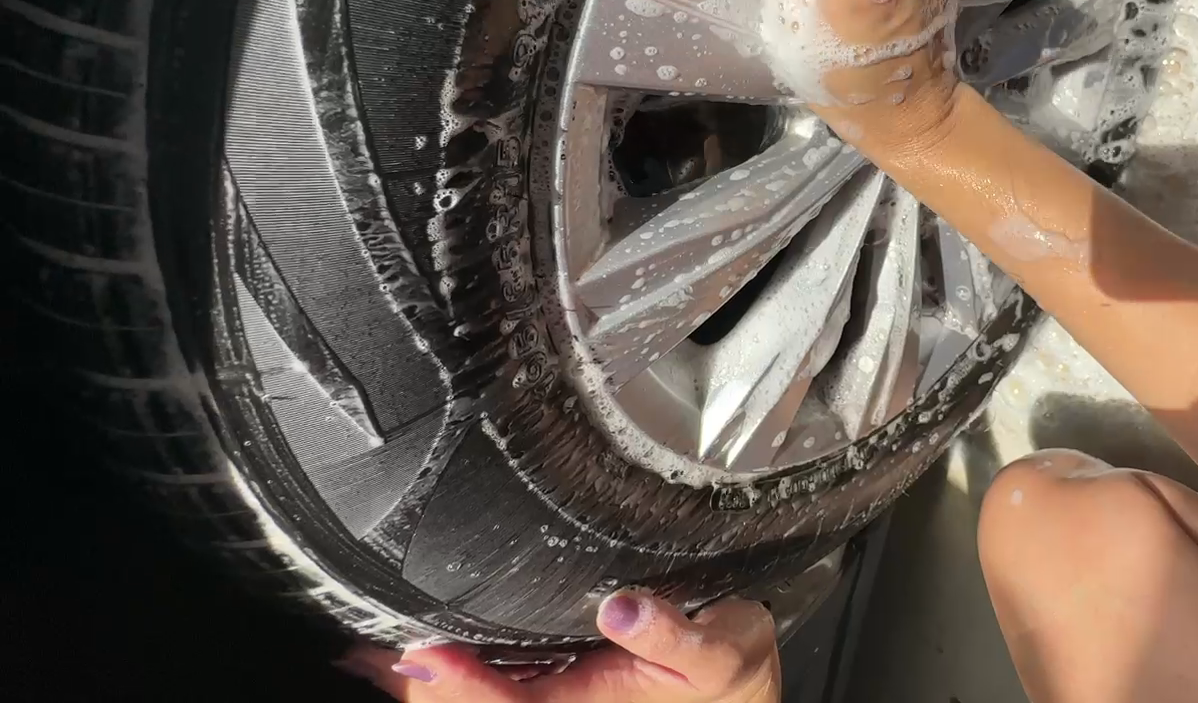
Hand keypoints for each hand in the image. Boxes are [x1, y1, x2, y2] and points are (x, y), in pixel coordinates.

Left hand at [339, 592, 777, 702]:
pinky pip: (497, 682)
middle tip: (361, 651)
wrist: (736, 690)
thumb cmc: (728, 671)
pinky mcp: (562, 681)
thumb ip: (671, 632)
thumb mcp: (717, 650)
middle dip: (421, 684)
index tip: (420, 654)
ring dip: (428, 680)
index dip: (458, 685)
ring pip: (479, 697)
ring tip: (372, 650)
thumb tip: (620, 605)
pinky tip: (434, 654)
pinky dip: (458, 670)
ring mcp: (558, 696)